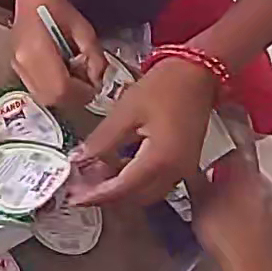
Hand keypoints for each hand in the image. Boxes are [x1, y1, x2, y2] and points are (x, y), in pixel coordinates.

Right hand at [11, 0, 105, 109]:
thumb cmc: (61, 10)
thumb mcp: (85, 31)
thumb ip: (94, 58)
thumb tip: (97, 81)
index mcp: (40, 50)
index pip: (61, 88)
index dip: (81, 93)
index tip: (94, 87)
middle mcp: (24, 63)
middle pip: (51, 98)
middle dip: (73, 98)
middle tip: (87, 88)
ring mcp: (17, 66)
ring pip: (43, 97)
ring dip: (62, 96)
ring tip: (74, 81)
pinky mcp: (15, 67)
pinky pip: (36, 90)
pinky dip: (52, 90)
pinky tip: (61, 75)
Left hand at [68, 57, 217, 205]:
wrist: (197, 73)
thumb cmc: (163, 87)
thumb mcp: (126, 111)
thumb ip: (102, 140)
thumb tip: (78, 159)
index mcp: (160, 161)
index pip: (122, 189)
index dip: (95, 195)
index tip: (73, 197)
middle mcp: (175, 172)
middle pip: (135, 197)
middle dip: (106, 195)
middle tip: (80, 186)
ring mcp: (183, 169)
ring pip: (146, 192)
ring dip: (120, 188)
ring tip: (93, 175)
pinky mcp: (184, 161)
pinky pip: (156, 180)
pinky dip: (134, 178)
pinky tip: (115, 165)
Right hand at [187, 150, 271, 270]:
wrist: (252, 269)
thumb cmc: (223, 233)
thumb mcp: (199, 203)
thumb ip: (195, 180)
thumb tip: (187, 165)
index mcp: (246, 172)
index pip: (236, 147)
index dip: (220, 145)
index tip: (208, 148)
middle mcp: (262, 183)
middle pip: (243, 166)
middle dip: (226, 167)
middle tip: (209, 172)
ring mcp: (271, 203)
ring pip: (249, 185)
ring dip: (235, 186)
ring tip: (217, 194)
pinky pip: (255, 203)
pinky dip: (243, 203)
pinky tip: (231, 215)